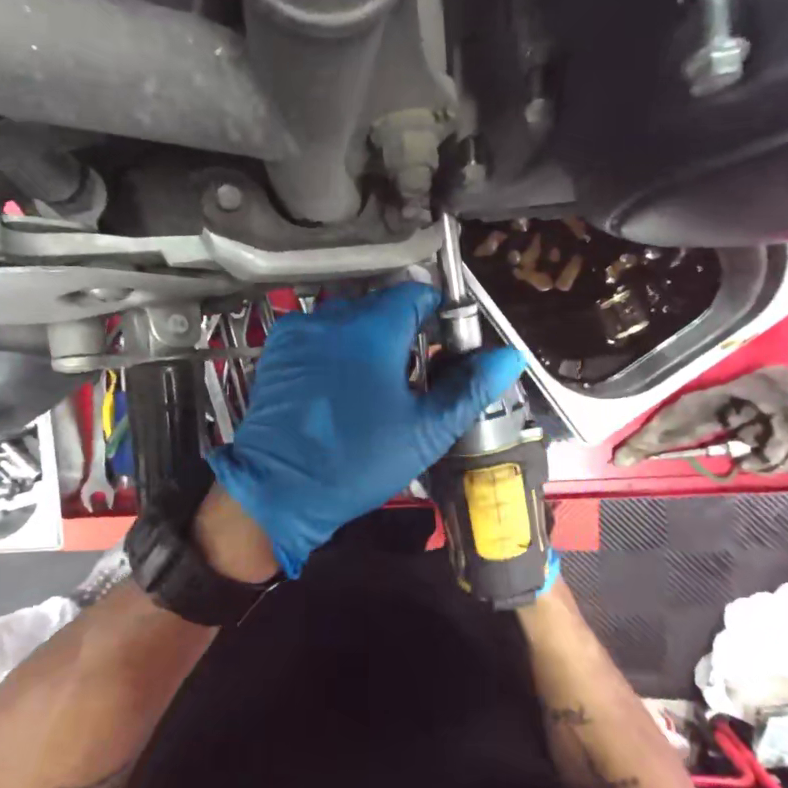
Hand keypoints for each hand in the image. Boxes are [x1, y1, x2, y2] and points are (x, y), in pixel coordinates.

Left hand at [206, 283, 525, 577]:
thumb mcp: (426, 430)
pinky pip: (323, 334)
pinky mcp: (278, 350)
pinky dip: (341, 348)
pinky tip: (344, 388)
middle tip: (416, 378)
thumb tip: (511, 356)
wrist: (277, 493)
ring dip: (374, 340)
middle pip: (385, 305)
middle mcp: (333, 317)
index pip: (417, 293)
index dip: (439, 316)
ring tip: (380, 386)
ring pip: (353, 318)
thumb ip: (470, 388)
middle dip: (407, 331)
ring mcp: (300, 331)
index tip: (446, 348)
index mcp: (373, 328)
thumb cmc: (358, 460)